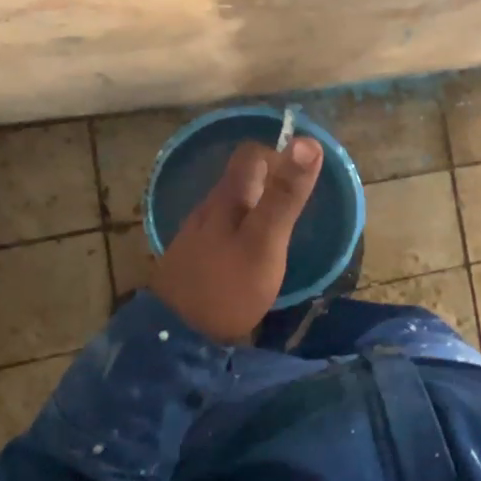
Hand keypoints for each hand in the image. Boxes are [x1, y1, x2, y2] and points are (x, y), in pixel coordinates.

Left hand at [150, 137, 323, 344]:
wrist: (174, 338)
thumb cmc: (228, 286)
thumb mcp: (266, 240)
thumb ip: (285, 195)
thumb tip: (307, 141)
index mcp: (227, 198)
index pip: (251, 154)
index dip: (278, 156)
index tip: (302, 179)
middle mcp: (208, 209)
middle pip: (241, 180)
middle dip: (271, 184)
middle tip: (298, 210)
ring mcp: (196, 235)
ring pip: (232, 207)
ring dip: (258, 210)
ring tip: (282, 234)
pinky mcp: (193, 260)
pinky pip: (223, 232)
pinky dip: (244, 233)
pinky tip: (254, 257)